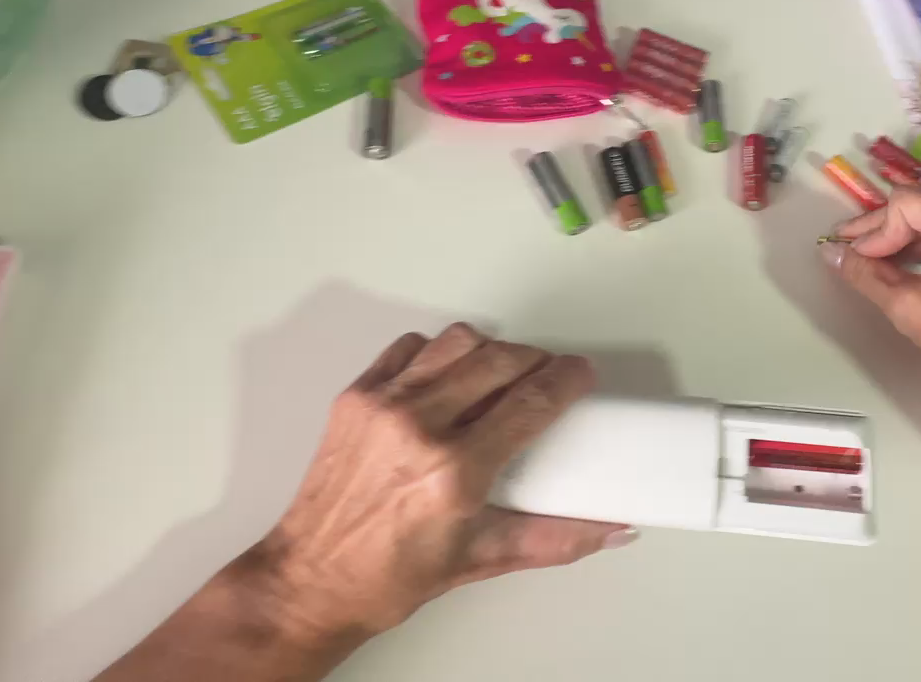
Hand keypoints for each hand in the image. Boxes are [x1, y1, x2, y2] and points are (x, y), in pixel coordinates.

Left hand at [244, 324, 631, 645]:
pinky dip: (437, 352)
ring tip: (500, 370)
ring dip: (490, 350)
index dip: (567, 379)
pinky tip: (446, 375)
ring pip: (457, 341)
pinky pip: (410, 347)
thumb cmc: (390, 577)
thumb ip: (555, 539)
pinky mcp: (357, 394)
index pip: (530, 403)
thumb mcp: (482, 560)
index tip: (580, 373)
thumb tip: (611, 529)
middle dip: (535, 360)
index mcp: (454, 473)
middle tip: (547, 373)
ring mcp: (384, 404)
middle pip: (500, 360)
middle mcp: (419, 427)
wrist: (310, 579)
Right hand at [819, 187, 920, 401]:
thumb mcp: (909, 307)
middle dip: (883, 231)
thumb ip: (865, 274)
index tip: (856, 257)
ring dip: (901, 238)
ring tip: (870, 260)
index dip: (875, 229)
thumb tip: (830, 252)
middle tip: (848, 250)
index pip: (907, 204)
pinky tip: (901, 264)